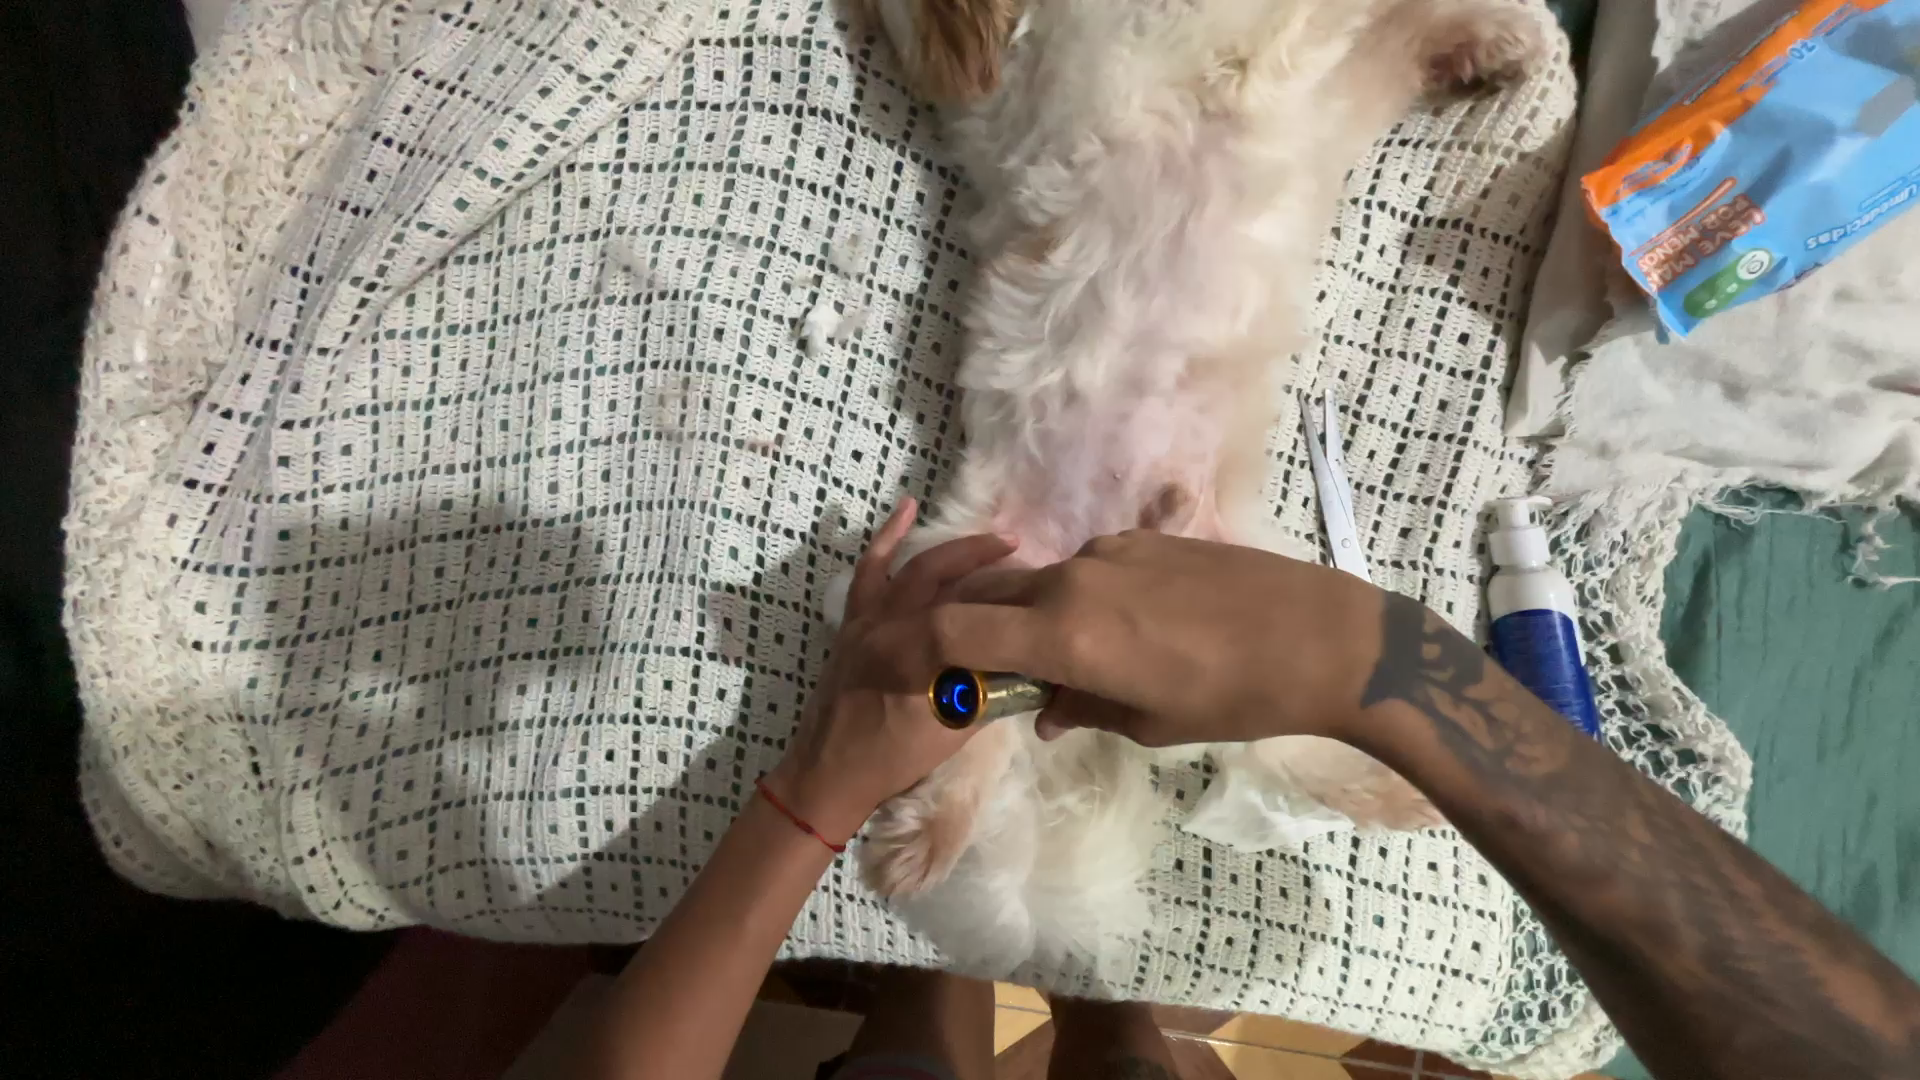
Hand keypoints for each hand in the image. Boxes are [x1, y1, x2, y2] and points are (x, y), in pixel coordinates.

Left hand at [766, 498, 1015, 844]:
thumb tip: (1023, 658)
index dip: (1006, 598)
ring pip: (911, 569)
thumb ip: (987, 689)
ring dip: (951, 550)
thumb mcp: (953, 729)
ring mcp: (866, 619)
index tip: (1036, 586)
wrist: (829, 774)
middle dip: (983, 558)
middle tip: (1019, 551)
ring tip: (989, 536)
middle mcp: (890, 625)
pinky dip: (887, 540)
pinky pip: (869, 572)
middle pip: (943, 578)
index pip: (971, 612)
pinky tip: (905, 511)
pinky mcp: (852, 622)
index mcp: (915, 653)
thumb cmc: (893, 759)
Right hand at [931, 530, 1384, 746]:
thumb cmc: (1233, 697)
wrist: (1322, 635)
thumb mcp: (1148, 722)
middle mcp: (1072, 579)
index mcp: (1065, 633)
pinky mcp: (1140, 535)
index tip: (914, 670)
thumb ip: (1079, 709)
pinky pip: (1084, 568)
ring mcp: (1107, 549)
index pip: (957, 631)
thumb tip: (1044, 710)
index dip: (919, 650)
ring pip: (1038, 582)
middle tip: (1000, 673)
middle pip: (990, 599)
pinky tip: (1126, 624)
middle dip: (979, 635)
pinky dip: (1077, 599)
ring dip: (1033, 617)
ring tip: (1078, 655)